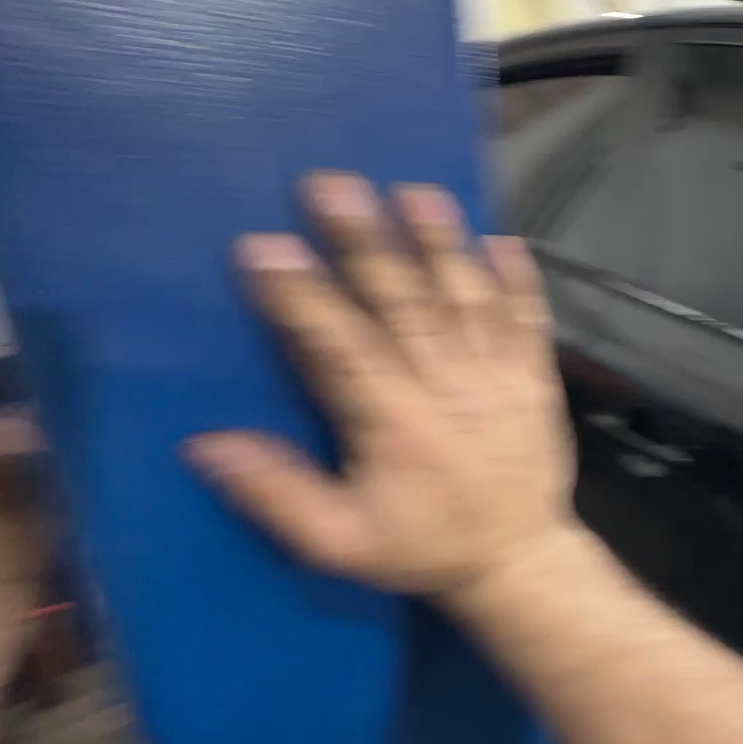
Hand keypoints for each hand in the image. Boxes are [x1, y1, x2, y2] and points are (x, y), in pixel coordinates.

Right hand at [185, 173, 578, 600]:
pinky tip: (505, 241)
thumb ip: (278, 496)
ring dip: (442, 246)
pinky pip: (530, 324)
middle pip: (405, 306)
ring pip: (468, 303)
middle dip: (367, 244)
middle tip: (334, 185)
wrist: (519, 558)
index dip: (302, 297)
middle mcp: (448, 389)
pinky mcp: (537, 381)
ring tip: (417, 194)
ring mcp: (500, 380)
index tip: (265, 245)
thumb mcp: (341, 544)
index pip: (341, 348)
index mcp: (393, 425)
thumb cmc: (426, 548)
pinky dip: (520, 284)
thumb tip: (205, 444)